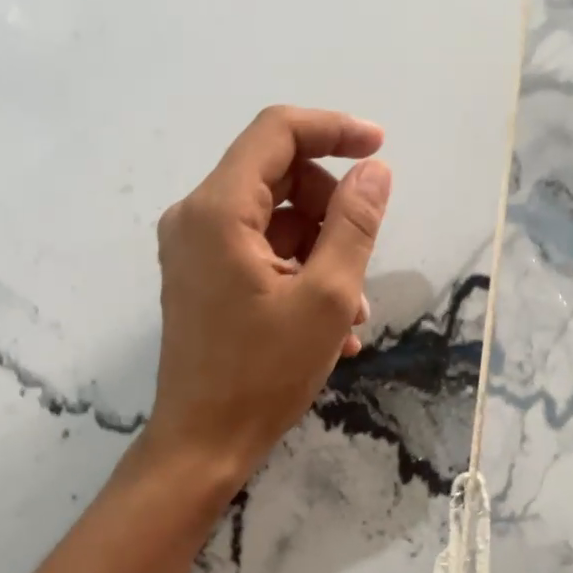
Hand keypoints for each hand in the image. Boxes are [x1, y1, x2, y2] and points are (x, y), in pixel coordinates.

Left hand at [146, 105, 387, 479]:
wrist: (203, 442)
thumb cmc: (263, 374)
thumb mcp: (325, 298)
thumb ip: (354, 225)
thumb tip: (374, 171)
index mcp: (217, 210)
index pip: (277, 132)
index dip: (334, 130)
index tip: (379, 149)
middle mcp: (195, 218)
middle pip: (277, 177)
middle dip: (330, 210)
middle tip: (361, 261)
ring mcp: (192, 251)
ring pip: (272, 222)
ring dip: (321, 254)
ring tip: (352, 314)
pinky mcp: (199, 280)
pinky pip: (257, 255)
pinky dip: (297, 276)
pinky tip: (329, 327)